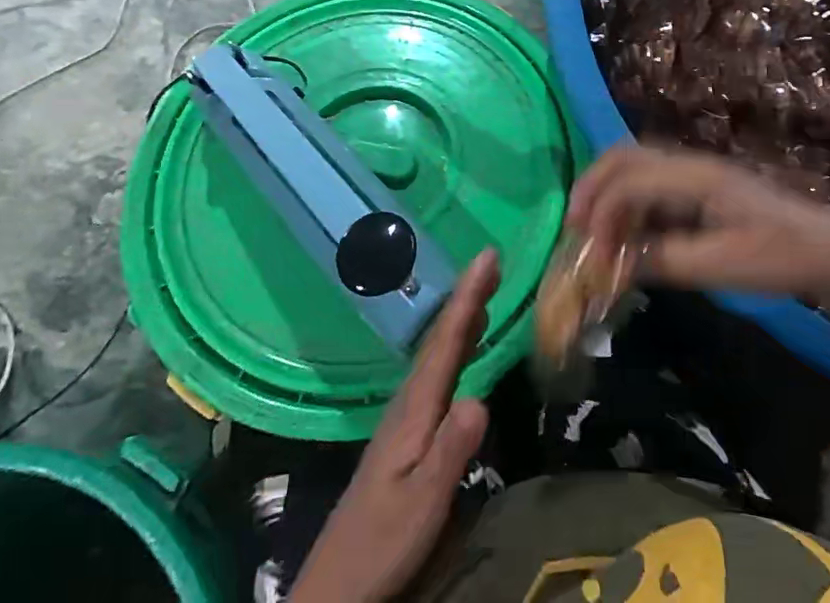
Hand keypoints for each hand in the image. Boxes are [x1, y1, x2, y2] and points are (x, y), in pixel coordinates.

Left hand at [289, 251, 499, 602]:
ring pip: (437, 353)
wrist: (338, 584)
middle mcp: (408, 403)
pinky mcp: (408, 433)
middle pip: (440, 340)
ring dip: (460, 318)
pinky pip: (437, 372)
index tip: (487, 258)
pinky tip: (462, 350)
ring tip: (483, 291)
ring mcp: (405, 417)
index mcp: (414, 411)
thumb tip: (481, 397)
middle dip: (466, 298)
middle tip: (491, 262)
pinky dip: (454, 348)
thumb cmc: (382, 543)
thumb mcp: (422, 503)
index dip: (468, 299)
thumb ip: (450, 451)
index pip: (445, 344)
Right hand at [565, 145, 829, 384]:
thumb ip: (664, 261)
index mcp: (697, 177)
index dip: (601, 212)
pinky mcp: (697, 192)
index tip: (590, 254)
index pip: (630, 180)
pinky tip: (625, 240)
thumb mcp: (722, 266)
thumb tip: (613, 265)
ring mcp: (693, 176)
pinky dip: (626, 209)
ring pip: (633, 170)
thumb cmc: (779, 257)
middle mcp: (690, 166)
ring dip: (607, 199)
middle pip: (623, 158)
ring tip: (594, 238)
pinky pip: (649, 189)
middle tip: (574, 230)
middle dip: (591, 189)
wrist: (828, 252)